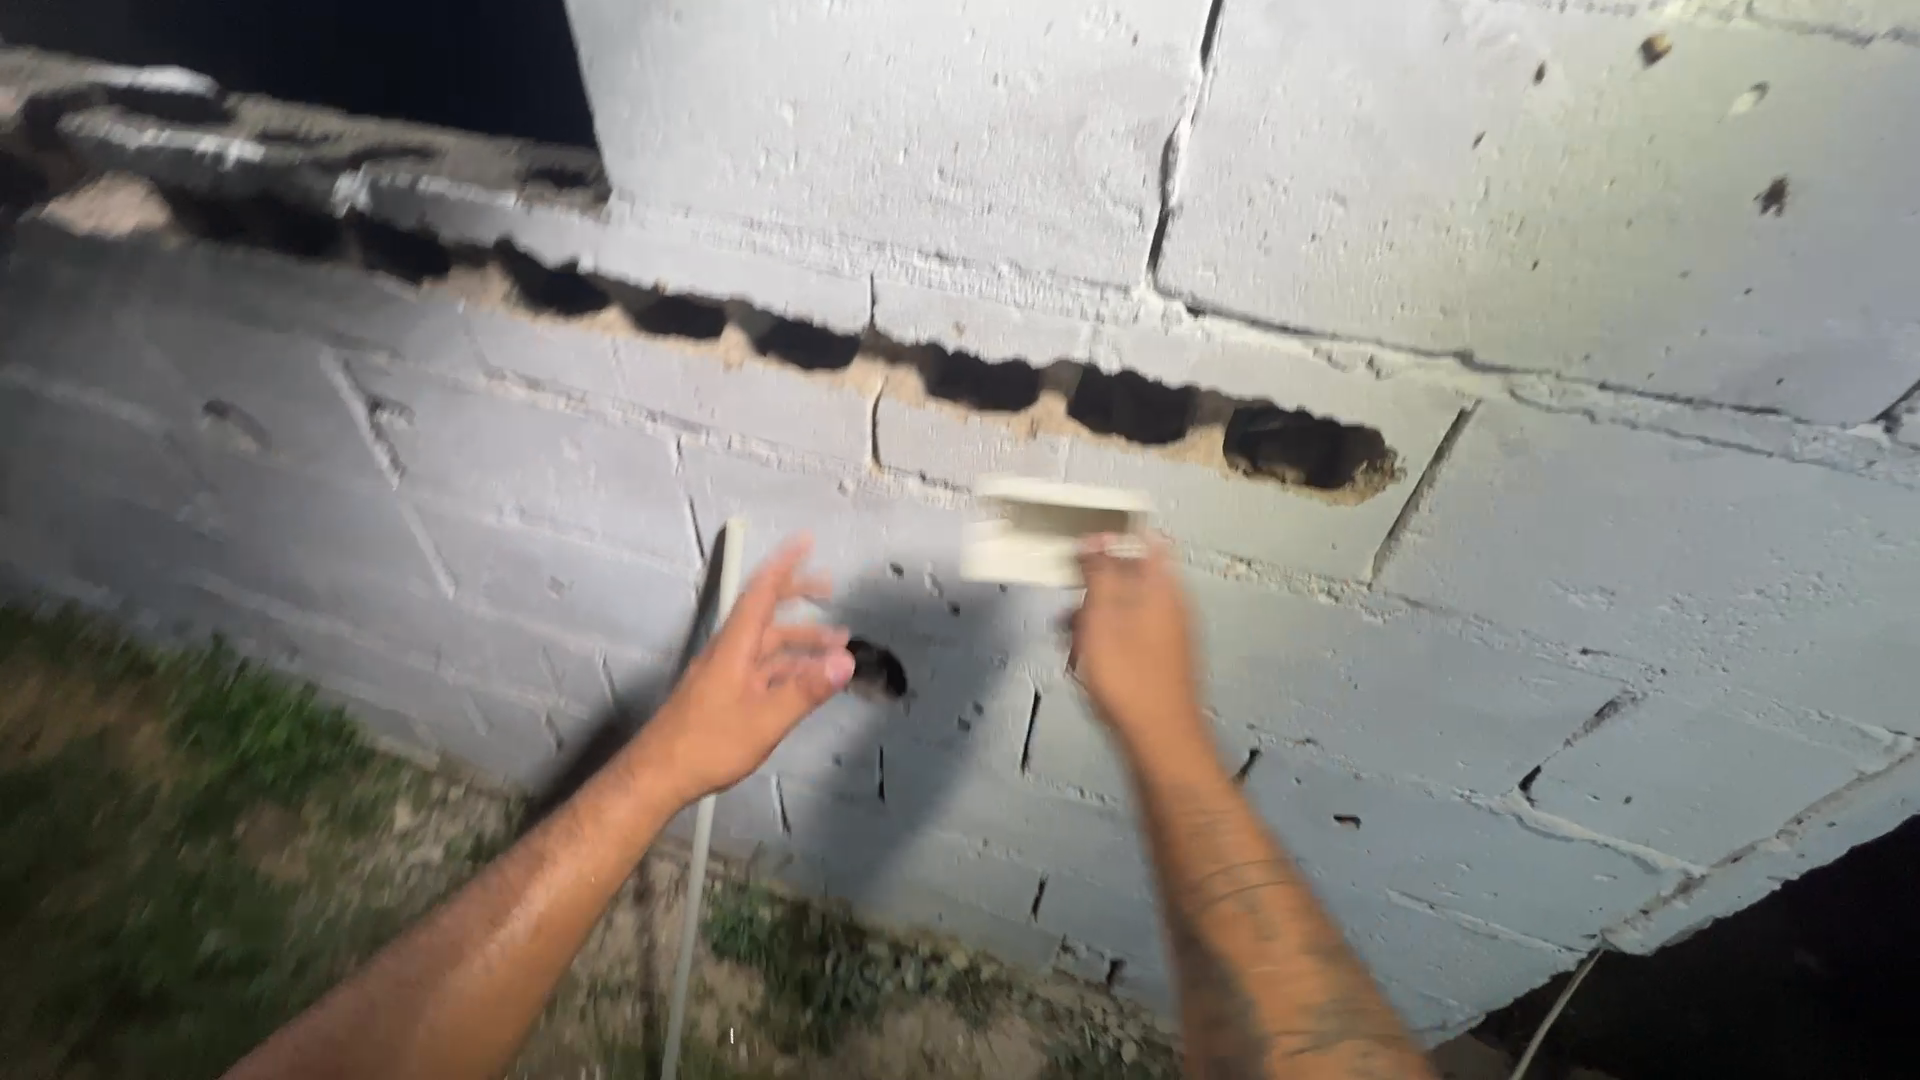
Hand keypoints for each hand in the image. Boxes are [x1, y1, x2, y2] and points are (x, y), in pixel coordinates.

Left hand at [631, 534, 854, 803]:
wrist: (657, 777)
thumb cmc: (709, 744)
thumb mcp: (765, 720)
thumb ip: (806, 689)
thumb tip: (847, 660)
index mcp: (735, 647)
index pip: (761, 593)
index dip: (784, 565)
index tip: (805, 542)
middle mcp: (730, 651)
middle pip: (766, 612)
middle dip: (797, 596)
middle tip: (829, 588)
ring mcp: (726, 673)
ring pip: (768, 645)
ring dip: (802, 640)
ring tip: (838, 645)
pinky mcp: (725, 693)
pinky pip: (764, 668)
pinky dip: (790, 666)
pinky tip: (809, 679)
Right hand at [1071, 533, 1206, 753]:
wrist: (1159, 738)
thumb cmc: (1130, 679)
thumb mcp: (1102, 617)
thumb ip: (1099, 573)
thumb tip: (1096, 539)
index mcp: (1164, 588)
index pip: (1146, 540)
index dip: (1114, 537)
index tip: (1084, 546)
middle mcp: (1173, 606)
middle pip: (1132, 576)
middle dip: (1095, 584)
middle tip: (1069, 600)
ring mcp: (1170, 634)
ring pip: (1127, 607)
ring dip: (1095, 615)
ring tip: (1069, 637)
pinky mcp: (1161, 659)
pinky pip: (1130, 634)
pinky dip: (1106, 638)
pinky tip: (1085, 659)